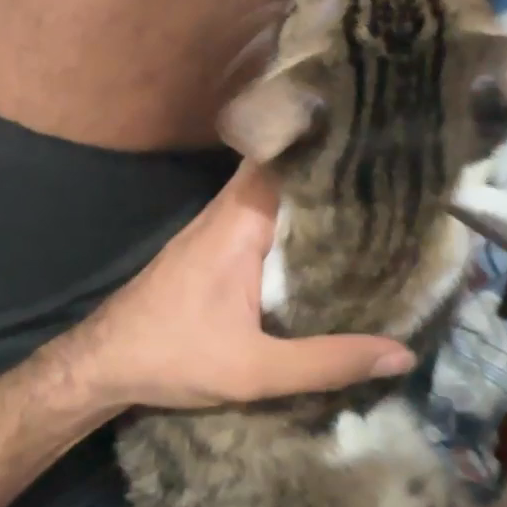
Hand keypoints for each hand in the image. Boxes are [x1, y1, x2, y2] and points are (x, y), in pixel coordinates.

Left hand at [62, 165, 412, 410]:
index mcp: (237, 224)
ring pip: (274, 200)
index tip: (387, 135)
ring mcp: (214, 232)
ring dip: (317, 200)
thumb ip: (326, 363)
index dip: (333, 140)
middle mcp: (225, 215)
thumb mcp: (255, 370)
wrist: (103, 364)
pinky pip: (262, 225)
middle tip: (404, 173)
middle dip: (337, 172)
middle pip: (288, 173)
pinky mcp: (209, 253)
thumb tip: (402, 353)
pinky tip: (328, 247)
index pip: (287, 155)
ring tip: (382, 201)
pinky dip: (294, 228)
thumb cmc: (171, 357)